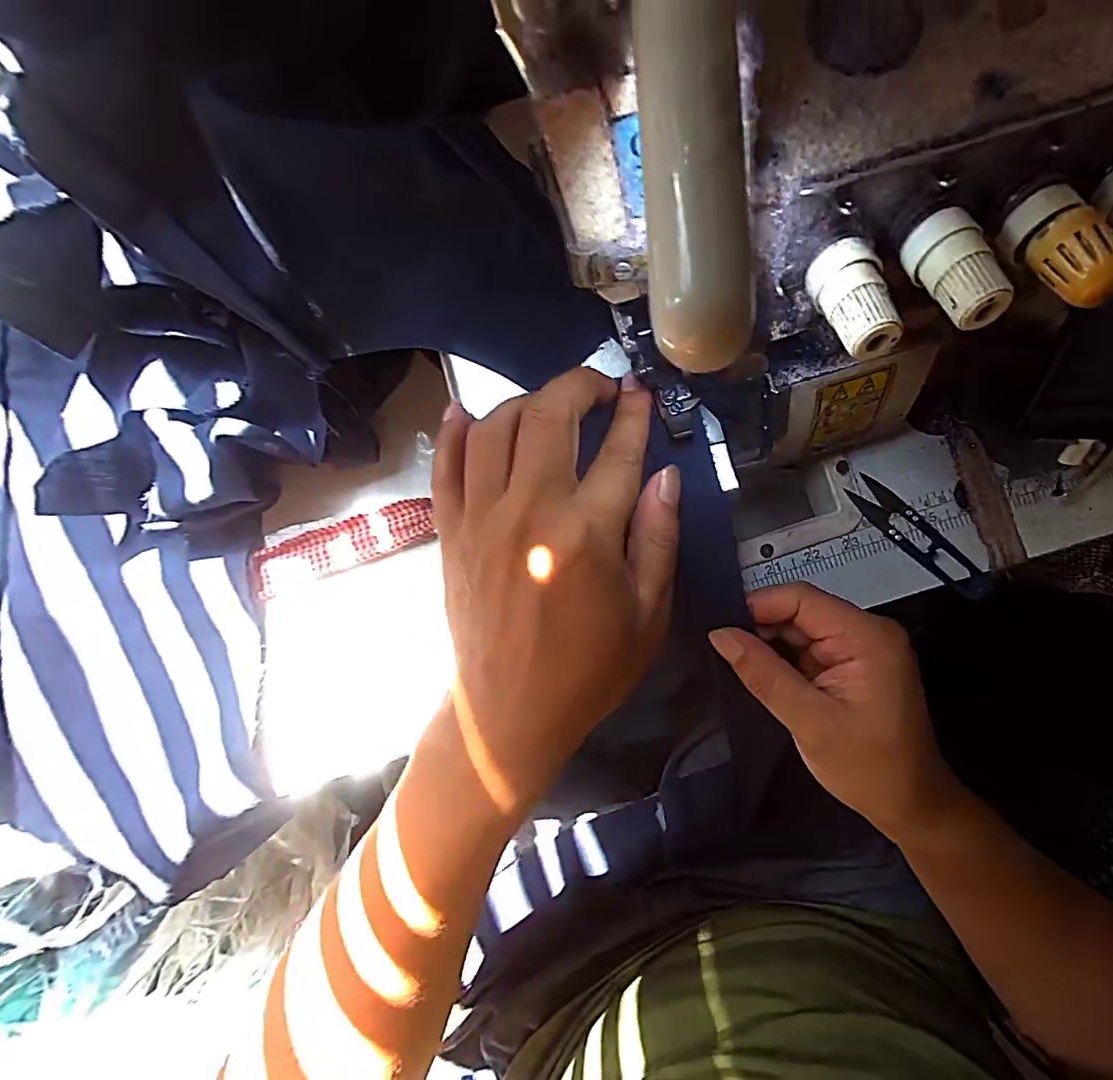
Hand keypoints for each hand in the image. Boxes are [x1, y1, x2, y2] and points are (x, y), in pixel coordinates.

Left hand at [433, 368, 679, 815]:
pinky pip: (447, 465)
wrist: (509, 714)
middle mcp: (528, 509)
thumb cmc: (590, 670)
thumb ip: (659, 537)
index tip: (642, 394)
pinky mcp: (451, 532)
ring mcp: (480, 518)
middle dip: (580, 386)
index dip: (635, 415)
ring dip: (529, 401)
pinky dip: (457, 431)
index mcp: (586, 533)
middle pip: (549, 415)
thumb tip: (665, 475)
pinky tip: (469, 412)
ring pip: (495, 426)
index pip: (618, 451)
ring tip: (554, 407)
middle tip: (603, 390)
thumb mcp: (648, 613)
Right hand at [709, 583, 959, 837]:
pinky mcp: (853, 664)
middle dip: (761, 628)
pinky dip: (785, 660)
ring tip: (736, 663)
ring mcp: (862, 647)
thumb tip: (721, 636)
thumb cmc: (869, 768)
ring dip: (770, 645)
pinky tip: (762, 674)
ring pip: (801, 629)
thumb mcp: (810, 722)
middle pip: (801, 611)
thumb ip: (764, 674)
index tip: (721, 627)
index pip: (802, 598)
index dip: (758, 606)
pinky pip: (810, 648)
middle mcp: (868, 632)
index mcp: (867, 637)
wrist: (910, 804)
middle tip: (722, 649)